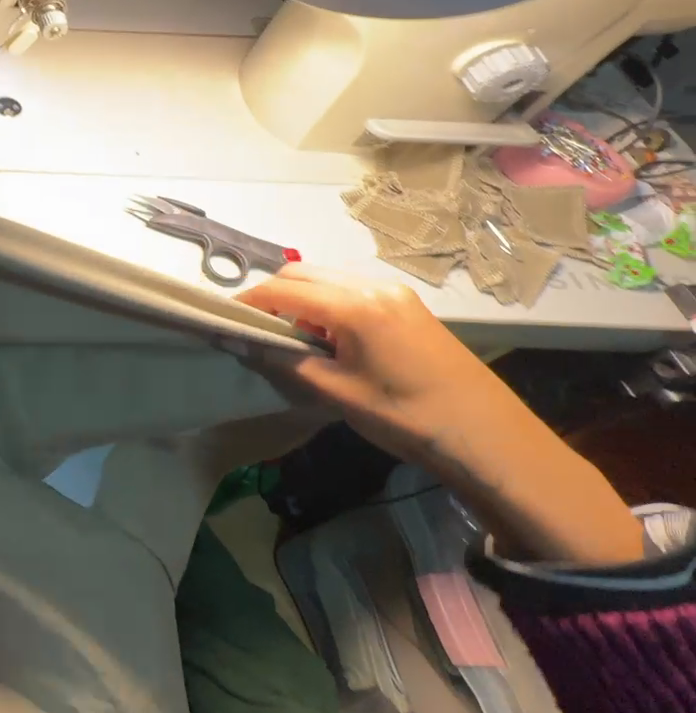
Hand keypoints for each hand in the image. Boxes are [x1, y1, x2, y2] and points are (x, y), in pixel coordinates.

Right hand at [233, 263, 540, 463]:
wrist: (490, 438)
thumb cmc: (405, 416)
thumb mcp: (333, 391)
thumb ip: (281, 360)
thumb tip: (234, 340)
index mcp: (355, 306)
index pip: (281, 290)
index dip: (246, 303)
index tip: (222, 321)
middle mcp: (374, 287)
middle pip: (302, 273)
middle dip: (270, 296)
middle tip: (255, 331)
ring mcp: (395, 294)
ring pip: (325, 280)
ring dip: (298, 300)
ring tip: (293, 341)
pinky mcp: (407, 306)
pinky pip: (349, 291)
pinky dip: (324, 305)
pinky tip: (327, 340)